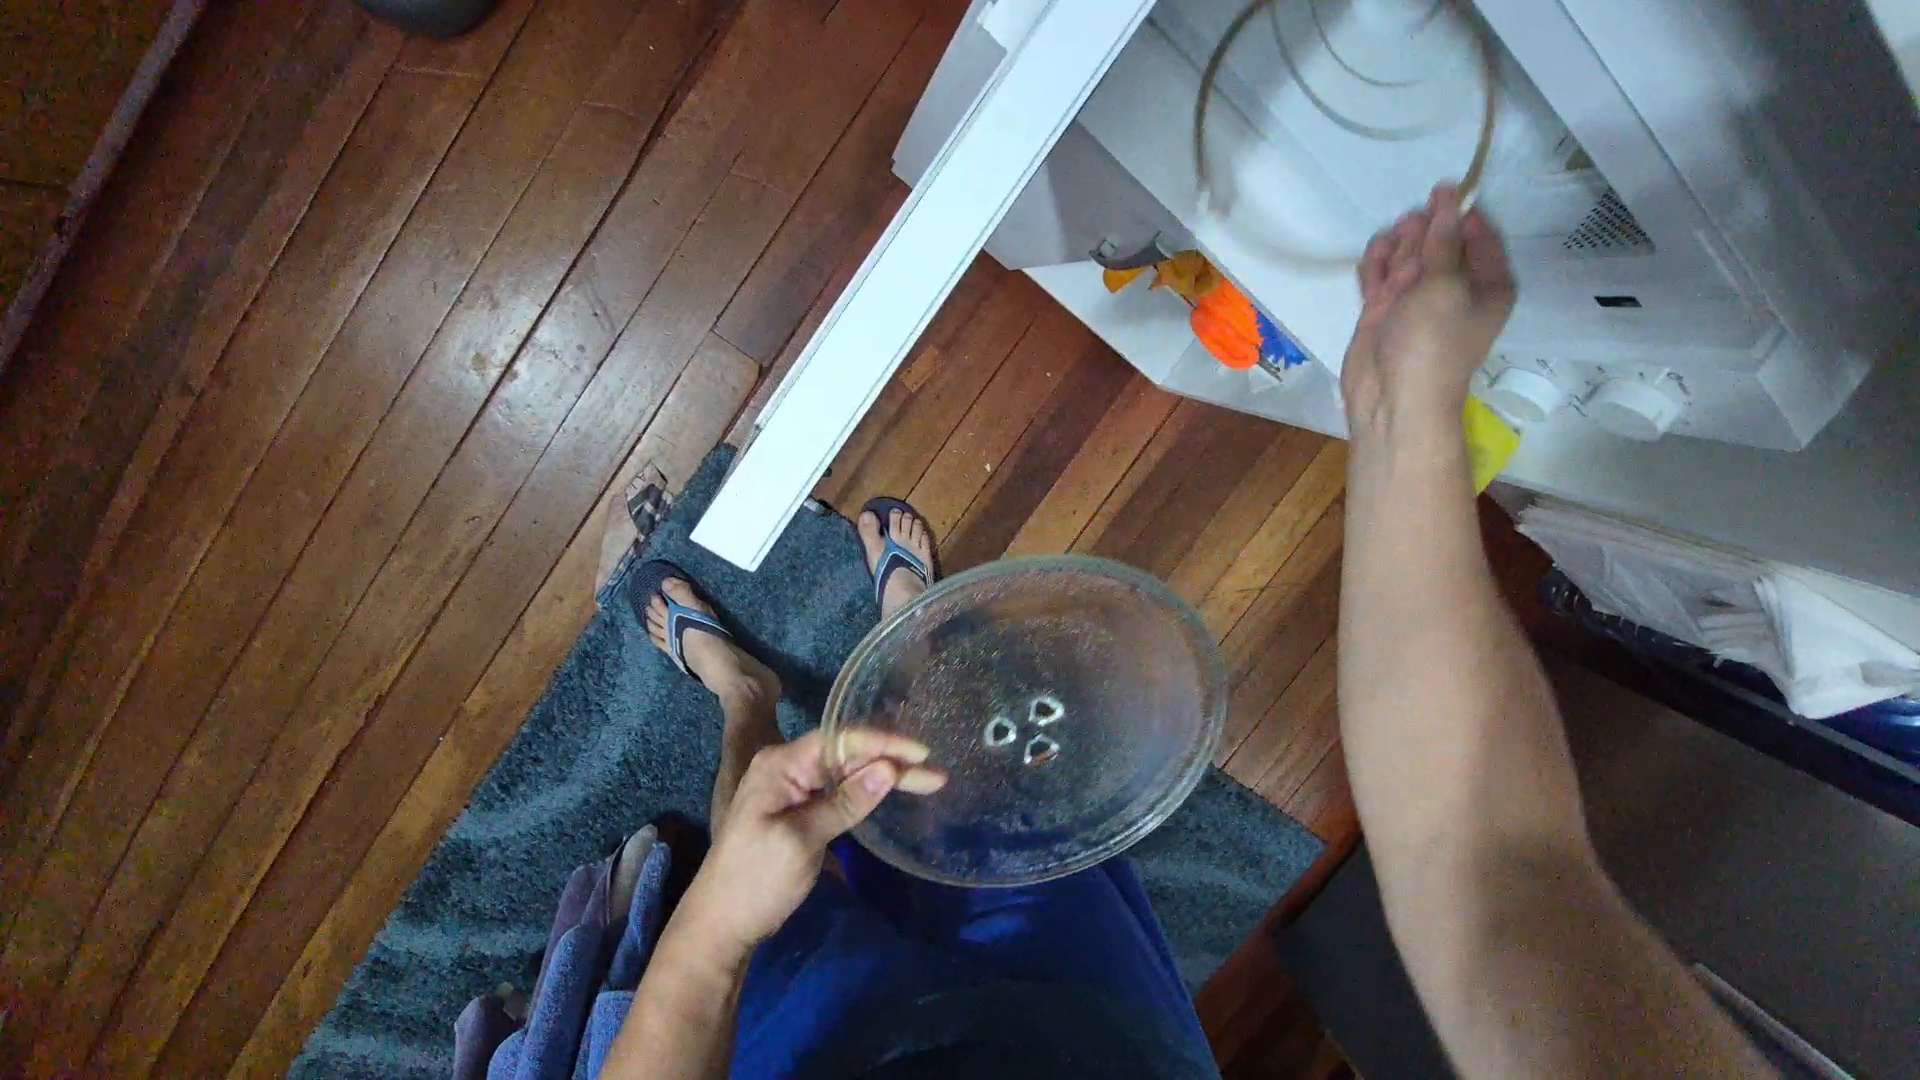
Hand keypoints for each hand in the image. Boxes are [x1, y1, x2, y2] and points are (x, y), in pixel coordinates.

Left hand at [677, 728, 946, 955]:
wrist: (720, 926)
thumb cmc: (755, 881)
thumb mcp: (802, 841)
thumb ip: (845, 802)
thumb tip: (888, 768)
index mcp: (781, 765)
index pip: (841, 740)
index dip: (884, 744)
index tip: (922, 754)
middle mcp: (788, 767)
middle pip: (849, 754)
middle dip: (893, 761)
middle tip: (936, 774)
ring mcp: (793, 789)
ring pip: (848, 772)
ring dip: (885, 776)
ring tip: (928, 781)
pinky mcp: (800, 810)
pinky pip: (840, 790)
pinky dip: (868, 791)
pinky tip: (892, 790)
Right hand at [1342, 183, 1515, 434]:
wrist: (1394, 397)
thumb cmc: (1432, 343)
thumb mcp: (1444, 285)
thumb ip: (1442, 239)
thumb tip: (1447, 194)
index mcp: (1487, 281)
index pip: (1478, 232)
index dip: (1458, 212)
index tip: (1436, 196)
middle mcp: (1453, 287)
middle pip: (1438, 240)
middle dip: (1422, 232)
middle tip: (1408, 235)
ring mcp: (1415, 299)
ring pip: (1406, 256)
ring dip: (1395, 247)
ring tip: (1389, 254)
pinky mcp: (1383, 311)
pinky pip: (1379, 277)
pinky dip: (1374, 266)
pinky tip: (1372, 261)